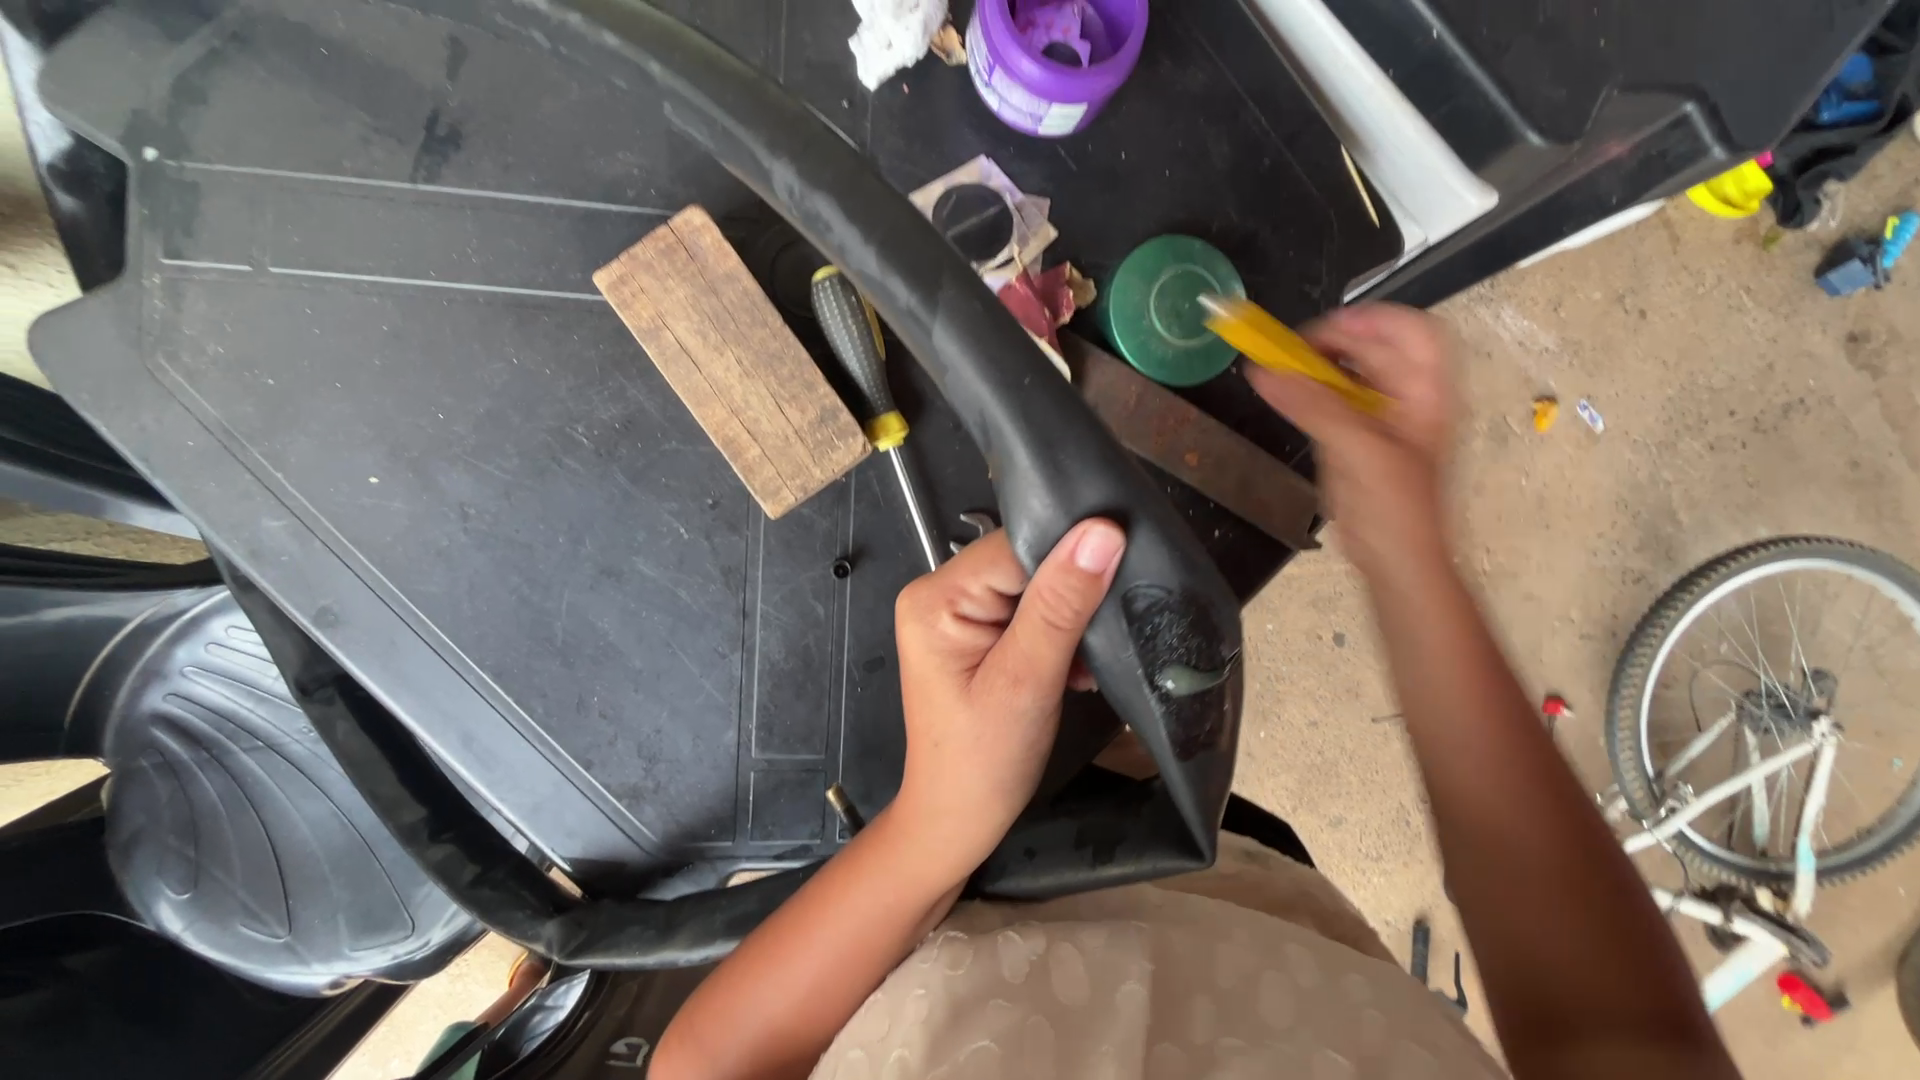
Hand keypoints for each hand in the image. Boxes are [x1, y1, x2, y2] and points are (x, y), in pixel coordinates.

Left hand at [890, 519, 1125, 877]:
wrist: (959, 818)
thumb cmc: (984, 761)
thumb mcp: (1026, 680)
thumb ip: (1062, 605)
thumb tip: (1102, 532)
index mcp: (937, 598)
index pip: (1016, 546)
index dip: (1070, 554)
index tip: (1123, 570)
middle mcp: (940, 594)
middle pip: (1024, 562)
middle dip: (1072, 592)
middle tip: (1110, 625)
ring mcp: (957, 614)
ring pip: (1033, 587)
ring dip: (1070, 618)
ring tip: (1088, 660)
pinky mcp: (976, 635)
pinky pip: (1029, 612)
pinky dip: (1060, 635)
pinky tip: (1075, 667)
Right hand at [1244, 303, 1454, 579]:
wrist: (1398, 564)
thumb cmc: (1395, 510)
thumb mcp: (1357, 450)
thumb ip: (1313, 405)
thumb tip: (1266, 370)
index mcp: (1428, 394)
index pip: (1408, 332)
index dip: (1367, 321)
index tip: (1317, 333)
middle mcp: (1412, 401)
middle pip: (1380, 349)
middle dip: (1337, 342)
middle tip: (1293, 351)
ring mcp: (1387, 423)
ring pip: (1357, 376)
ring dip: (1322, 368)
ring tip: (1286, 371)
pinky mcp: (1363, 444)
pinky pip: (1339, 405)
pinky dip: (1314, 396)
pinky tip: (1291, 399)